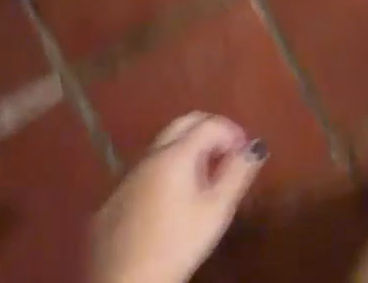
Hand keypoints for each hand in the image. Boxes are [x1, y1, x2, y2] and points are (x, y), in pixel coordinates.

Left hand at [91, 112, 266, 282]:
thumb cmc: (178, 244)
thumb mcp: (218, 209)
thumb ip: (239, 171)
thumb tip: (256, 145)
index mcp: (176, 154)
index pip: (210, 123)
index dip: (233, 132)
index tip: (243, 155)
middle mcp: (148, 156)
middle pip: (183, 124)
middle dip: (210, 132)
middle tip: (225, 157)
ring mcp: (126, 177)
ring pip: (161, 146)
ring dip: (186, 150)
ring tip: (201, 181)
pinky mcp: (111, 200)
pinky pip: (144, 172)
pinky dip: (164, 172)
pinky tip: (169, 204)